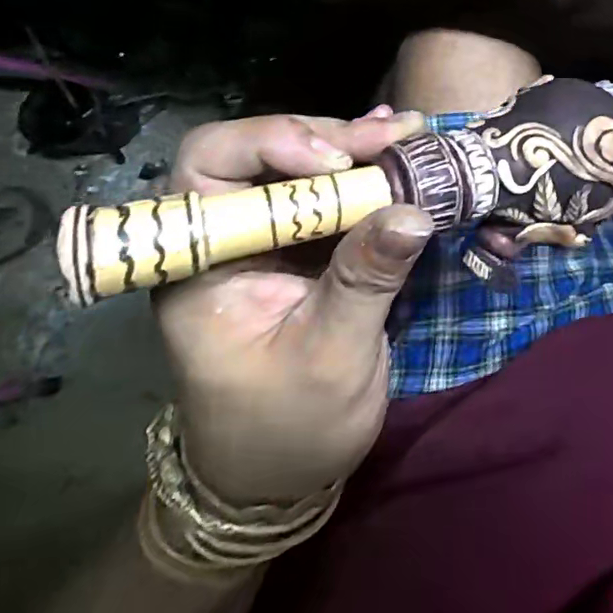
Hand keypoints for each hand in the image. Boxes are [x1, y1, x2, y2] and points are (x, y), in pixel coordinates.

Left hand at [155, 109, 432, 503]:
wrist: (278, 477)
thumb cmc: (287, 430)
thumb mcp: (330, 359)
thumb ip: (364, 280)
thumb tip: (413, 211)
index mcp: (199, 263)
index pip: (208, 166)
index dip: (269, 143)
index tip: (336, 163)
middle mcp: (224, 238)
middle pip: (258, 155)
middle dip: (326, 140)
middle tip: (391, 137)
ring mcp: (262, 241)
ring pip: (298, 169)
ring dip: (352, 149)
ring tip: (404, 135)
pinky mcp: (297, 250)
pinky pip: (327, 197)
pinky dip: (362, 173)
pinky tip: (393, 149)